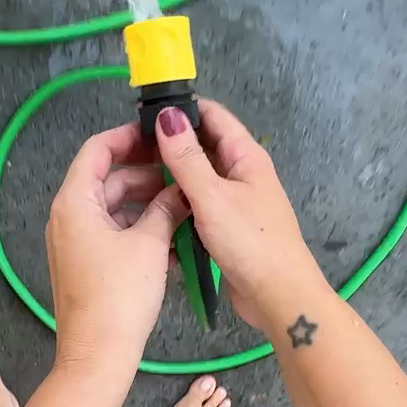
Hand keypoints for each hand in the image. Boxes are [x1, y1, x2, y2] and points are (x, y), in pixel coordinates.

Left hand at [46, 124, 189, 369]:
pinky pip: (113, 235)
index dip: (128, 137)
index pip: (97, 149)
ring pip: (114, 209)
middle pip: (107, 179)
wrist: (98, 355)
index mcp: (75, 202)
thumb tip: (183, 190)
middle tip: (183, 173)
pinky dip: (139, 231)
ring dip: (147, 205)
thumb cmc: (120, 295)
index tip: (160, 136)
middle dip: (146, 175)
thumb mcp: (150, 244)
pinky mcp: (85, 266)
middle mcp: (68, 217)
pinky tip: (173, 239)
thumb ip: (167, 208)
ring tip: (185, 207)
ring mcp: (74, 243)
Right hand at [152, 99, 328, 330]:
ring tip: (133, 180)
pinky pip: (198, 206)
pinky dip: (179, 205)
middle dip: (169, 146)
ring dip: (171, 178)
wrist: (278, 296)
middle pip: (202, 147)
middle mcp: (242, 173)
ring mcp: (235, 201)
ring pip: (197, 179)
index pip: (212, 116)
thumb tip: (168, 114)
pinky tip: (153, 210)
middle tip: (129, 152)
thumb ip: (187, 157)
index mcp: (245, 156)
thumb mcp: (212, 196)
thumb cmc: (250, 243)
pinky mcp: (227, 227)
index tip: (142, 116)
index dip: (180, 111)